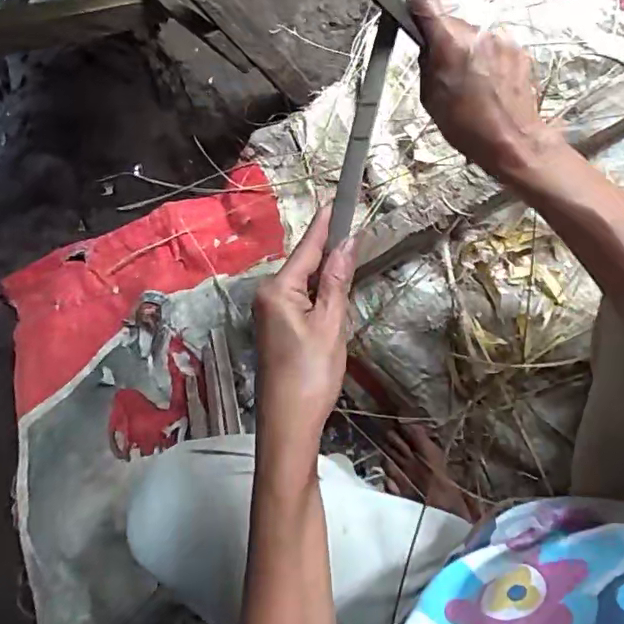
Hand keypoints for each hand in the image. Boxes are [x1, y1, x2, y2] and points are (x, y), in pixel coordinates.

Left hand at [252, 208, 355, 442]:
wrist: (288, 425)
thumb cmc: (311, 373)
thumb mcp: (331, 324)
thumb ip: (337, 281)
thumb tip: (346, 243)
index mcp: (278, 290)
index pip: (307, 247)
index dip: (325, 224)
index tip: (336, 199)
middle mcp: (267, 295)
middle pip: (305, 263)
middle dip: (329, 251)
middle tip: (355, 232)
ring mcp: (269, 313)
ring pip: (304, 282)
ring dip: (327, 274)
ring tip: (351, 260)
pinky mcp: (276, 328)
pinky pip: (301, 298)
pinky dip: (320, 292)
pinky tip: (336, 293)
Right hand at [408, 0, 558, 180]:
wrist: (513, 140)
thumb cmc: (468, 126)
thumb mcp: (430, 97)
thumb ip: (427, 62)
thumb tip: (427, 44)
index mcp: (449, 41)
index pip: (425, 0)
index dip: (417, 7)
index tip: (416, 16)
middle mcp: (477, 33)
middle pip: (453, 23)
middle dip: (447, 41)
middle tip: (448, 69)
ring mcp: (502, 39)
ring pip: (476, 36)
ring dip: (471, 51)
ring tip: (474, 82)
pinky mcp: (519, 50)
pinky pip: (495, 47)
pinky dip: (490, 60)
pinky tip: (491, 84)